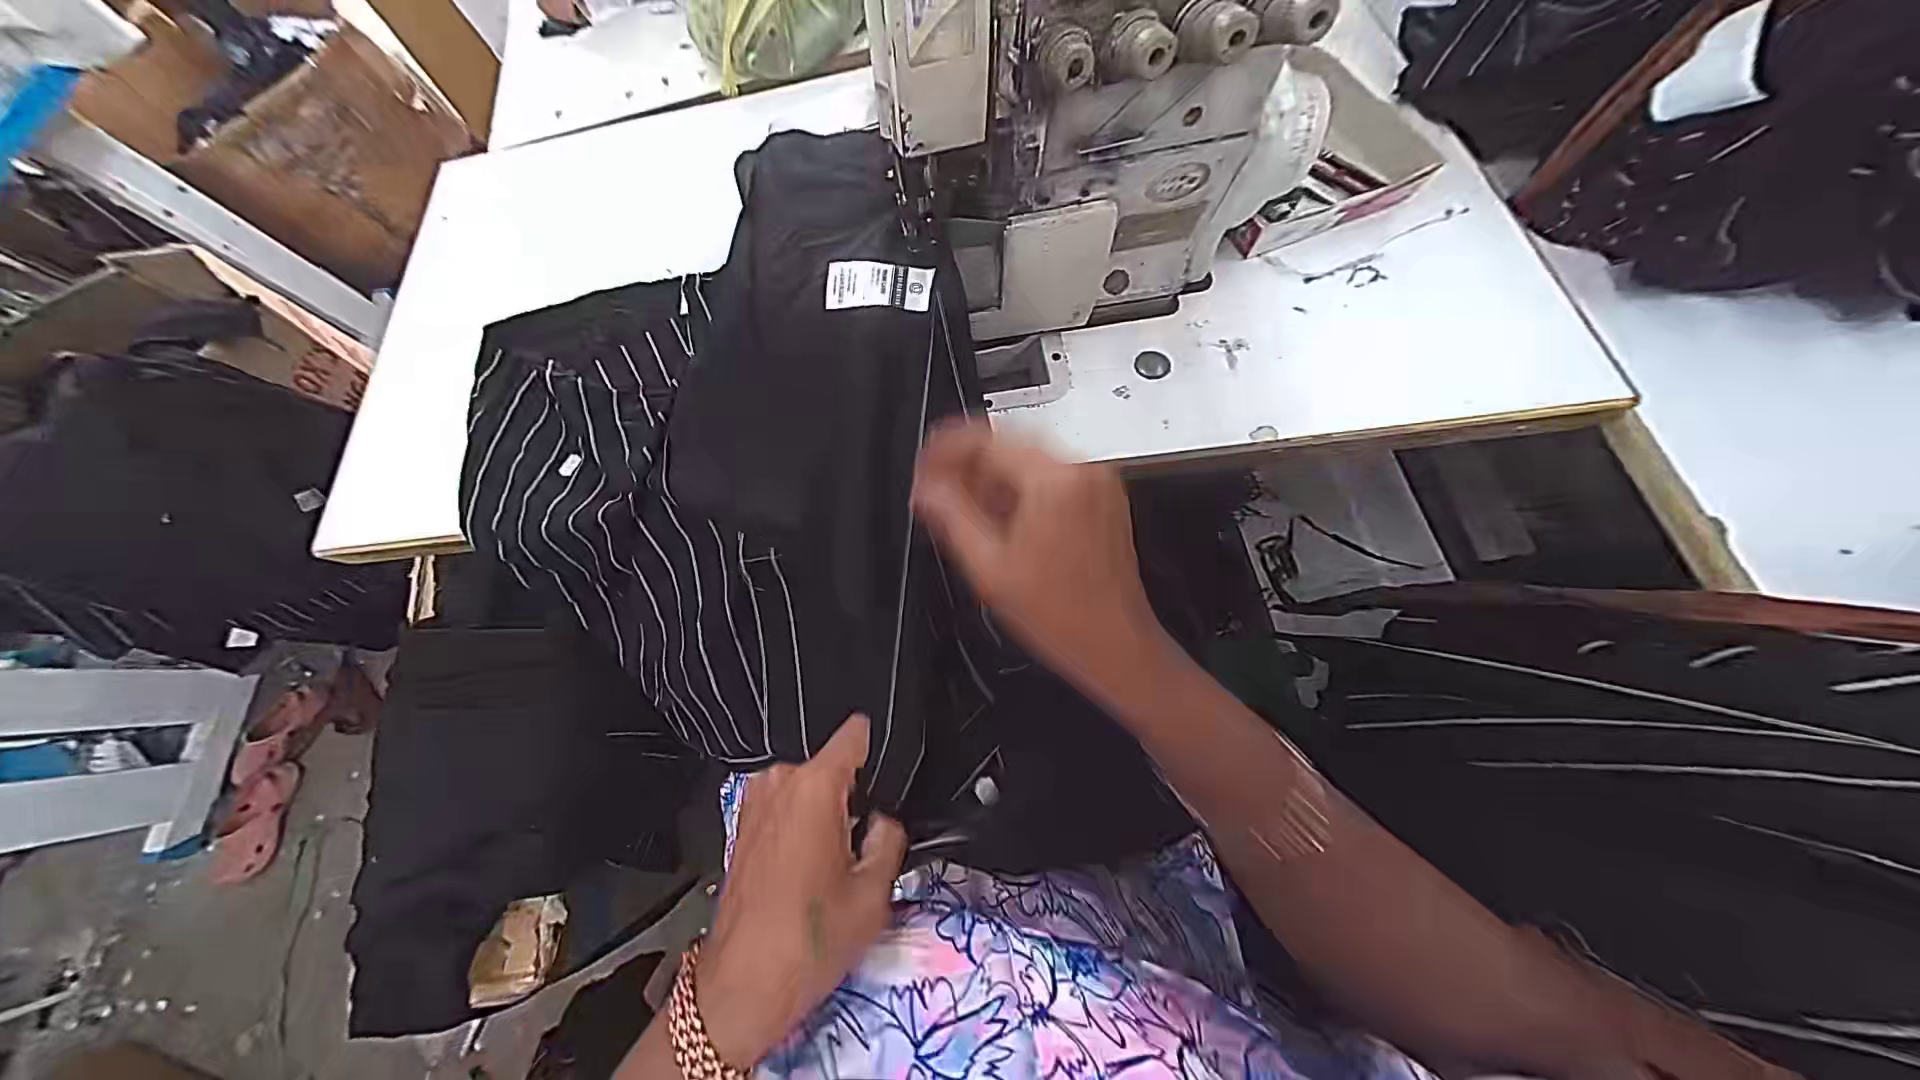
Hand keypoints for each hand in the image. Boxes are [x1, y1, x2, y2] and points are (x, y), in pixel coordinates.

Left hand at [695, 715, 907, 1066]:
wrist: (740, 989)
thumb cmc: (808, 941)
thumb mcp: (873, 892)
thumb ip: (890, 835)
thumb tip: (883, 818)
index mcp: (814, 786)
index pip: (857, 731)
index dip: (881, 746)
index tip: (892, 774)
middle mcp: (780, 780)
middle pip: (834, 762)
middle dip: (856, 789)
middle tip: (864, 835)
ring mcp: (756, 799)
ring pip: (811, 784)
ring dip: (828, 807)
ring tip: (836, 856)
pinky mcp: (743, 822)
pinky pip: (788, 801)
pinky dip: (804, 820)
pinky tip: (810, 864)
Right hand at [912, 420, 1169, 695]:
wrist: (1113, 642)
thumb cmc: (1066, 616)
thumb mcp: (989, 568)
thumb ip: (951, 517)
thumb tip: (926, 490)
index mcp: (1054, 482)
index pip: (985, 440)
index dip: (943, 452)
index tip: (925, 469)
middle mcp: (1082, 473)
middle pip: (1007, 446)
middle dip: (966, 468)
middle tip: (936, 493)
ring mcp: (1097, 484)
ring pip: (1027, 462)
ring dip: (991, 481)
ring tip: (964, 513)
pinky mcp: (1102, 499)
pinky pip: (1050, 478)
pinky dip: (1019, 491)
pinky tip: (999, 520)